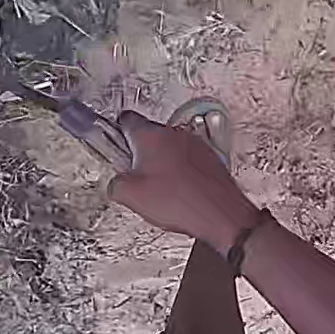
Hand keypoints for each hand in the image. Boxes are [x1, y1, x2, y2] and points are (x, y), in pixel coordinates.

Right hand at [107, 111, 261, 251]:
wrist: (220, 214)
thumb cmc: (181, 201)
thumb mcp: (131, 196)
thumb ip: (115, 184)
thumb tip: (116, 183)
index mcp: (150, 135)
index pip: (126, 119)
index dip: (116, 131)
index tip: (114, 141)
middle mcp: (174, 133)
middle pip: (148, 136)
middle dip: (140, 155)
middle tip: (137, 177)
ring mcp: (194, 144)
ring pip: (169, 148)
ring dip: (162, 164)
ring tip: (161, 190)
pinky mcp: (209, 158)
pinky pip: (187, 160)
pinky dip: (181, 172)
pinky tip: (179, 193)